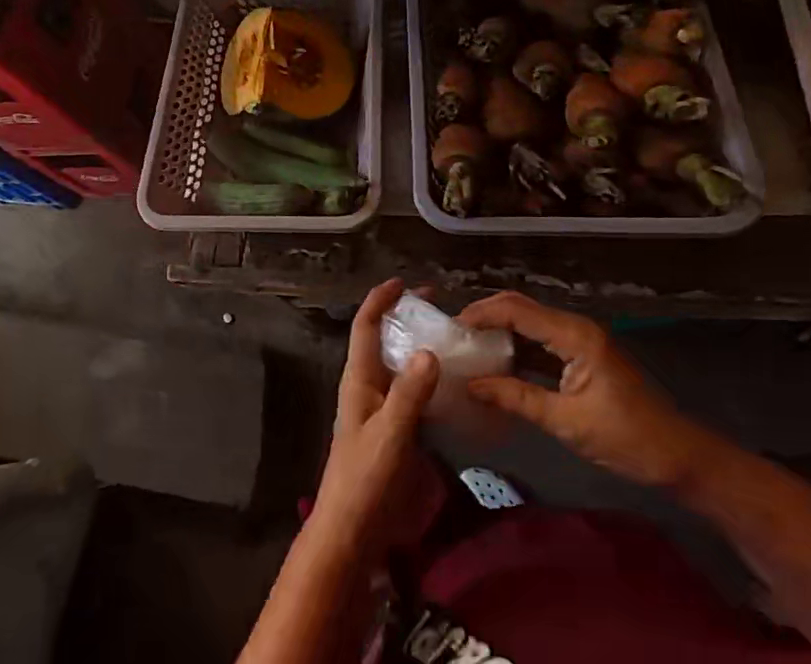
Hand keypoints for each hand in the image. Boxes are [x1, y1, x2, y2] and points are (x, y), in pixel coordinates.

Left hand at [311, 279, 440, 550]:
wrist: (354, 526)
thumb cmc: (365, 477)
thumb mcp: (389, 433)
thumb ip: (409, 394)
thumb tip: (428, 351)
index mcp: (358, 380)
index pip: (365, 328)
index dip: (379, 301)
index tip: (403, 282)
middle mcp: (367, 386)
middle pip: (383, 342)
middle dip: (405, 320)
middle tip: (441, 308)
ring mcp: (381, 408)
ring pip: (399, 367)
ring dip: (419, 349)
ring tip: (453, 338)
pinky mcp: (395, 429)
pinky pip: (413, 394)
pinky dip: (430, 381)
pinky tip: (456, 383)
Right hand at [459, 291, 726, 488]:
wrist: (682, 460)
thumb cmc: (628, 439)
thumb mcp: (565, 421)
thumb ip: (515, 397)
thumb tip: (469, 384)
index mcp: (575, 336)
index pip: (515, 309)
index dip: (479, 314)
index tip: (450, 329)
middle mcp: (576, 329)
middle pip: (519, 307)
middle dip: (484, 316)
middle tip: (453, 336)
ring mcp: (580, 341)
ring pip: (527, 323)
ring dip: (497, 331)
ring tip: (466, 347)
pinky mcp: (581, 357)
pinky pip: (539, 342)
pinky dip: (514, 348)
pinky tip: (494, 364)